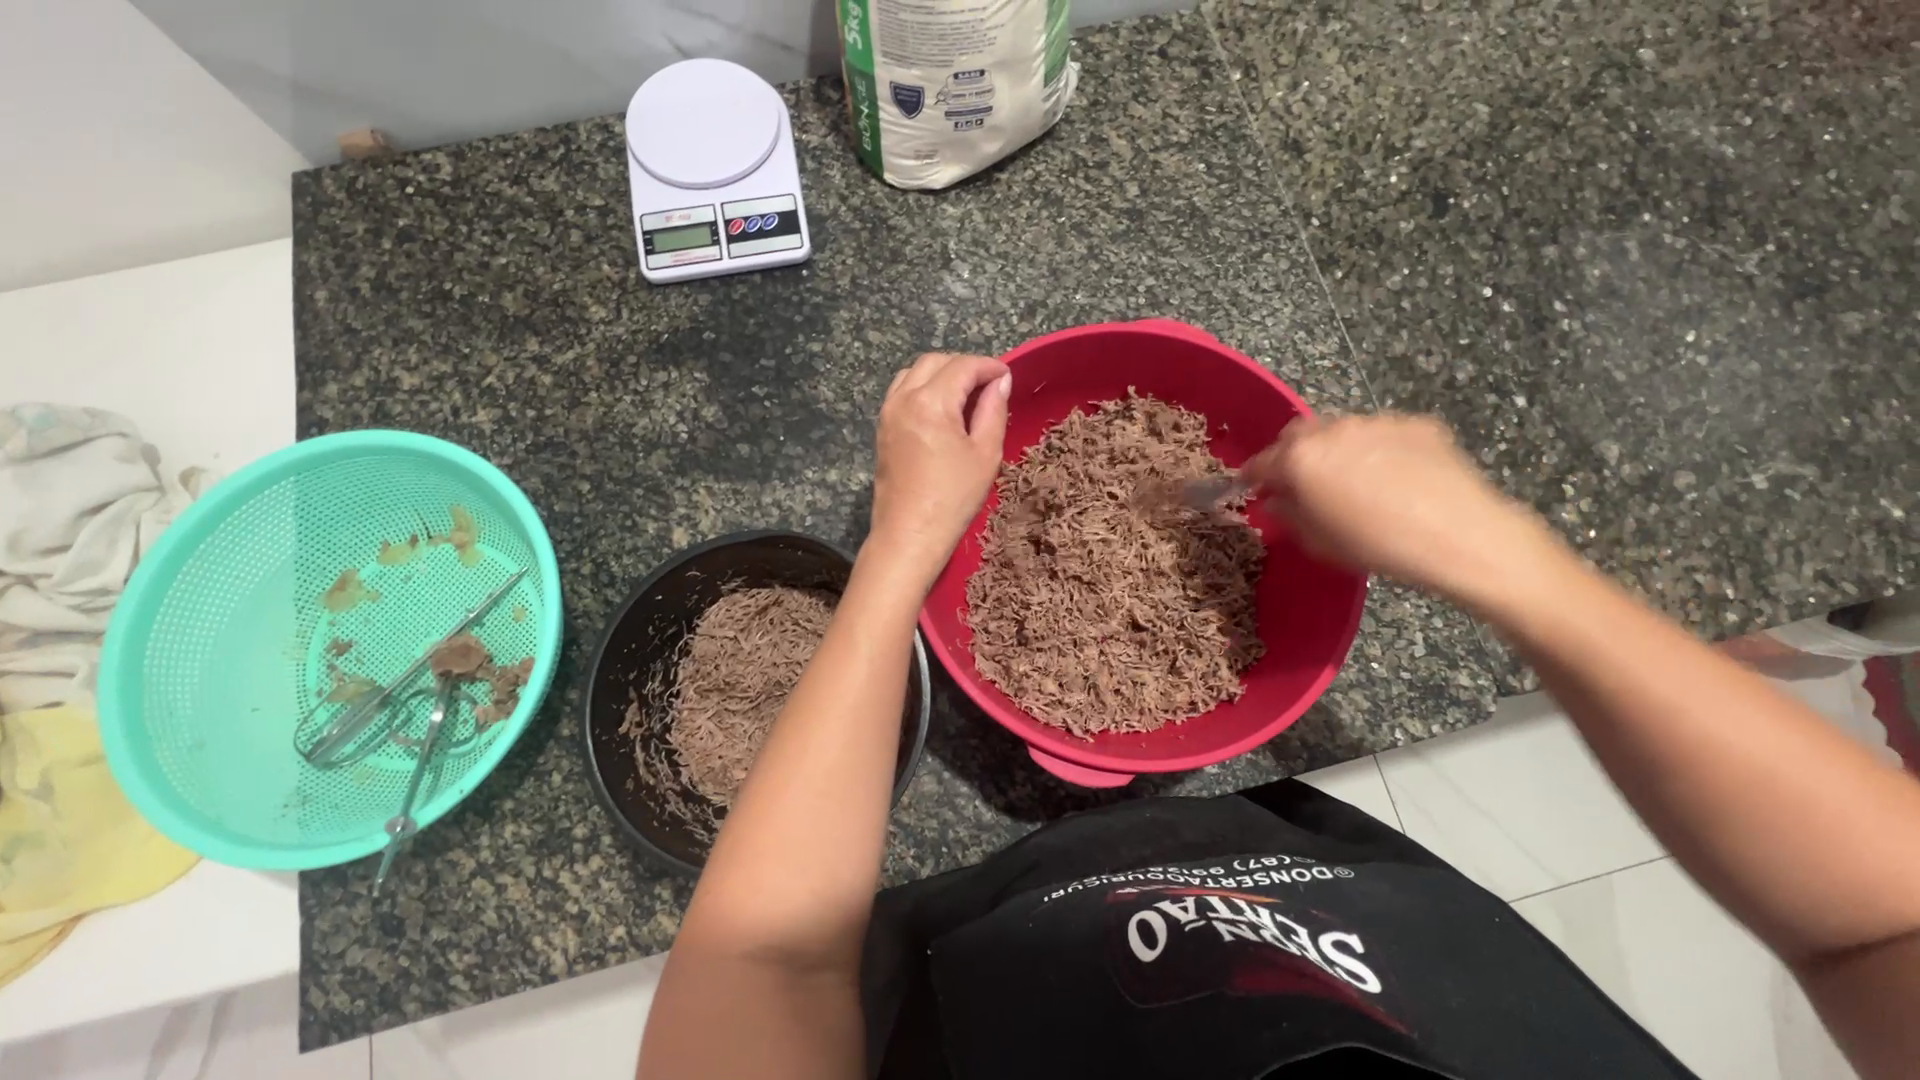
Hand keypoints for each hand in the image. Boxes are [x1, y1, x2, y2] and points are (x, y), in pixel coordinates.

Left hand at [867, 352, 1010, 584]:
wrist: (909, 534)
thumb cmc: (953, 498)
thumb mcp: (986, 454)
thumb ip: (993, 410)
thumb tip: (1000, 382)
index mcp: (931, 403)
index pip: (963, 366)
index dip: (989, 366)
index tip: (1006, 376)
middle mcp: (903, 399)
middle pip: (935, 362)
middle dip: (964, 366)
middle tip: (988, 386)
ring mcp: (888, 413)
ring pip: (915, 373)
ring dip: (941, 374)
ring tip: (965, 396)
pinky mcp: (882, 428)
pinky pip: (901, 391)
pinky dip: (923, 388)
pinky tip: (942, 410)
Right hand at [1245, 413, 1570, 609]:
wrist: (1460, 535)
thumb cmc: (1378, 546)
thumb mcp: (1320, 543)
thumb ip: (1290, 515)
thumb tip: (1279, 500)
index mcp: (1300, 459)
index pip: (1261, 462)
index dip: (1253, 476)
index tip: (1251, 487)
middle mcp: (1333, 430)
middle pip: (1298, 434)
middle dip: (1293, 454)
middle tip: (1302, 482)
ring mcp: (1378, 422)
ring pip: (1342, 430)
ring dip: (1337, 450)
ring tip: (1356, 481)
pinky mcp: (1417, 424)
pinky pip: (1384, 434)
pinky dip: (1380, 450)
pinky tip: (1398, 479)